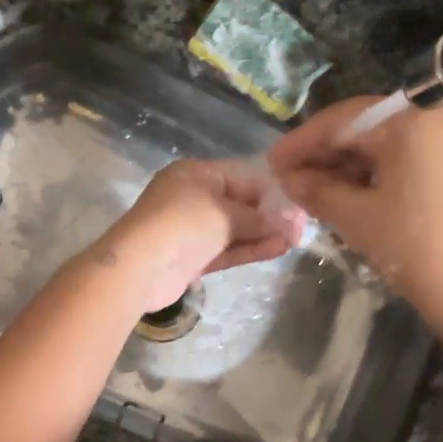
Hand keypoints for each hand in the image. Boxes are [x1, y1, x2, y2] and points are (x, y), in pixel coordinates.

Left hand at [86, 158, 307, 311]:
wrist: (139, 267)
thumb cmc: (182, 224)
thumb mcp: (225, 213)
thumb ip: (259, 217)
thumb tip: (291, 221)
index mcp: (196, 174)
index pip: (242, 175)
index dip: (272, 188)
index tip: (301, 199)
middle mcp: (193, 198)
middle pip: (240, 203)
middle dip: (271, 214)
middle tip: (303, 224)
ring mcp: (192, 230)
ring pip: (235, 229)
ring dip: (264, 233)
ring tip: (296, 239)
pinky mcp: (193, 259)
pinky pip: (227, 250)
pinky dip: (250, 249)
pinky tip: (278, 248)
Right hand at [269, 96, 442, 334]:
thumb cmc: (418, 249)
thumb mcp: (357, 218)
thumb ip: (317, 191)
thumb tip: (290, 179)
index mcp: (413, 118)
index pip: (343, 118)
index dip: (302, 142)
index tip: (272, 164)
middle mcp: (440, 117)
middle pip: (369, 127)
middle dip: (326, 155)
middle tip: (291, 182)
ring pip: (390, 146)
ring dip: (351, 168)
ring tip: (316, 195)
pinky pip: (412, 161)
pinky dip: (379, 177)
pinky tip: (354, 199)